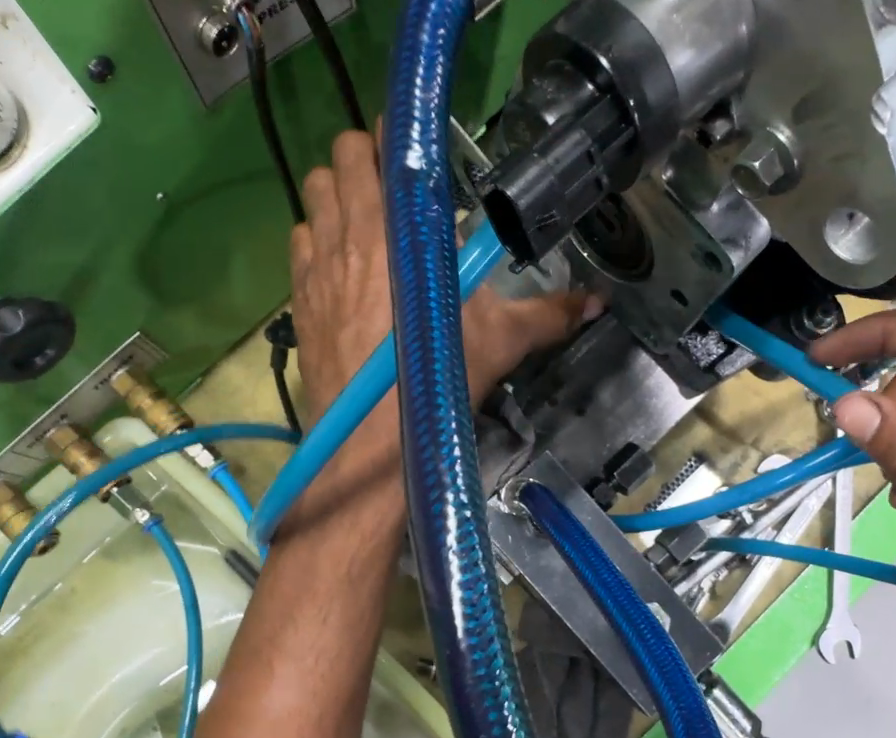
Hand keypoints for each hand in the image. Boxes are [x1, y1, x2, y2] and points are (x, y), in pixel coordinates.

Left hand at [284, 131, 592, 535]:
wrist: (371, 437)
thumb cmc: (435, 376)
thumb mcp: (499, 342)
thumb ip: (547, 316)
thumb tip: (596, 303)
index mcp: (397, 229)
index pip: (382, 150)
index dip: (395, 142)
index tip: (414, 156)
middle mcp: (348, 233)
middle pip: (337, 158)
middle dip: (360, 163)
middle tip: (391, 191)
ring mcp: (317, 265)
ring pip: (311, 196)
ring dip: (333, 197)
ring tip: (362, 224)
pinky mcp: (299, 298)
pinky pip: (298, 244)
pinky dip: (315, 241)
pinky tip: (337, 267)